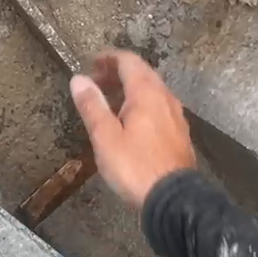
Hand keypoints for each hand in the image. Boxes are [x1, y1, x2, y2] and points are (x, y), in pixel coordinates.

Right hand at [69, 49, 197, 208]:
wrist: (173, 199)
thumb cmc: (135, 166)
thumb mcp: (105, 137)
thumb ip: (92, 105)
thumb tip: (78, 79)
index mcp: (146, 93)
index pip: (128, 61)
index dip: (109, 58)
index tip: (92, 63)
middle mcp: (165, 97)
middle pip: (142, 73)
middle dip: (118, 72)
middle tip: (96, 82)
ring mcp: (175, 115)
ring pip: (152, 90)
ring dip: (130, 88)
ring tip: (110, 102)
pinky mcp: (179, 132)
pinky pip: (159, 106)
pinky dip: (142, 103)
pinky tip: (131, 121)